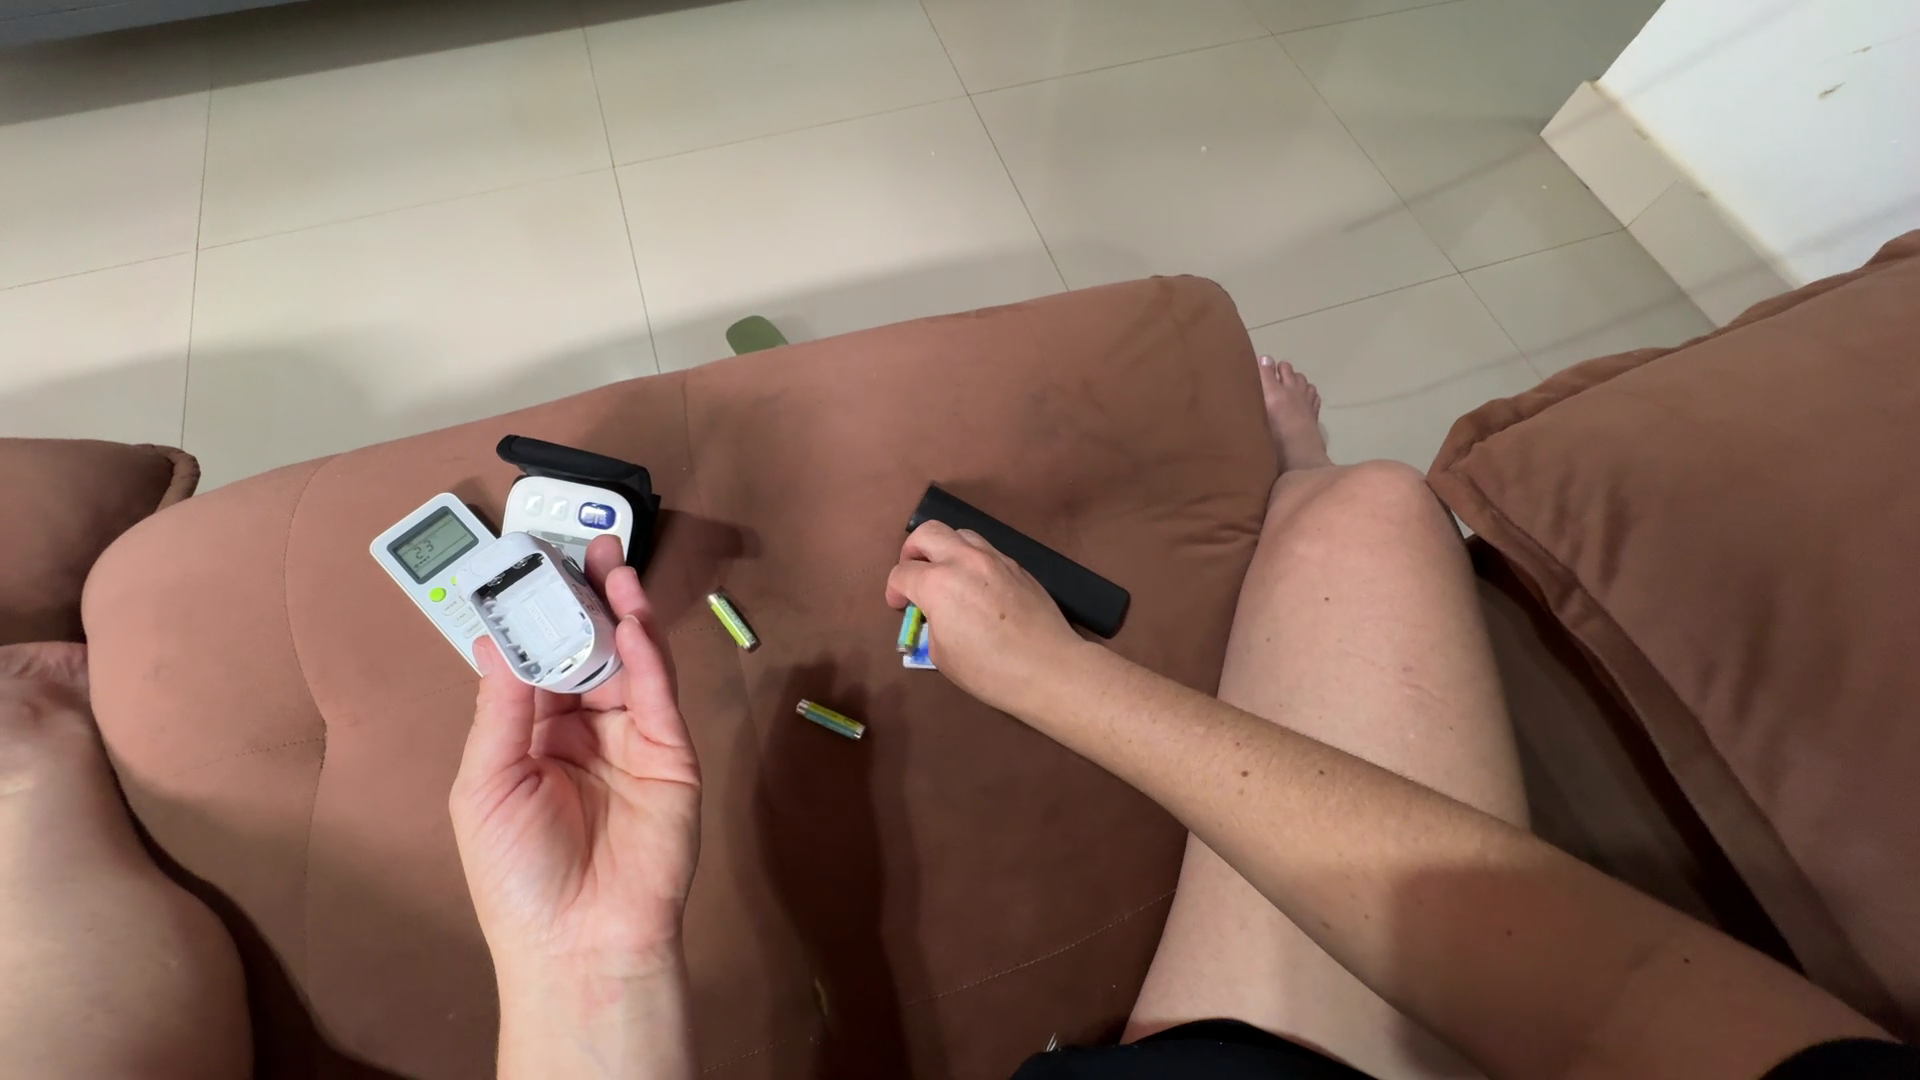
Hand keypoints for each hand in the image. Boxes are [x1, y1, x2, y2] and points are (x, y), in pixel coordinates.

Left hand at [449, 535, 700, 988]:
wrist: (584, 939)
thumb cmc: (519, 873)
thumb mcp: (486, 785)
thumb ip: (501, 707)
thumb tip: (493, 636)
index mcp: (533, 733)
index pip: (540, 658)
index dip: (538, 613)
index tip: (533, 566)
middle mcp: (585, 726)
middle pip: (591, 648)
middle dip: (590, 598)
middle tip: (589, 547)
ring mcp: (633, 735)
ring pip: (631, 661)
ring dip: (624, 613)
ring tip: (614, 566)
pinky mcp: (672, 748)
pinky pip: (658, 692)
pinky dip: (649, 654)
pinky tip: (635, 621)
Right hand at [885, 520, 1084, 712]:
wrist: (1048, 667)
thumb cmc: (989, 670)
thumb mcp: (942, 655)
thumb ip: (931, 625)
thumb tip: (935, 614)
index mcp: (938, 583)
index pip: (902, 573)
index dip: (894, 591)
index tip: (900, 606)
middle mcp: (964, 560)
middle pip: (927, 533)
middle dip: (912, 551)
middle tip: (914, 575)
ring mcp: (994, 558)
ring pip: (959, 534)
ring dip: (945, 549)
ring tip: (947, 575)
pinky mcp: (1017, 565)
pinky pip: (986, 550)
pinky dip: (971, 560)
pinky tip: (976, 585)